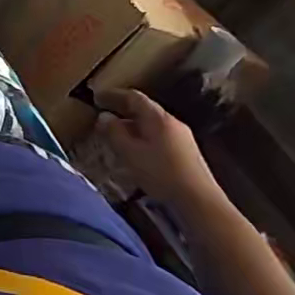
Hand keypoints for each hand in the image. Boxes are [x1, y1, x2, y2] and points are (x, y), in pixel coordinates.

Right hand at [94, 88, 214, 201]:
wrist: (198, 199)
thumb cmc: (160, 173)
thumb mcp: (130, 153)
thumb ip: (114, 133)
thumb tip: (104, 116)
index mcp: (158, 118)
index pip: (134, 97)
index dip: (114, 95)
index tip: (96, 97)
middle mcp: (172, 122)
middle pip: (145, 109)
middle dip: (123, 109)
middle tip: (104, 114)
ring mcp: (182, 137)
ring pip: (152, 124)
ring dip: (133, 125)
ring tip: (116, 133)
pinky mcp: (186, 152)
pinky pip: (159, 135)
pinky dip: (143, 136)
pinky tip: (137, 150)